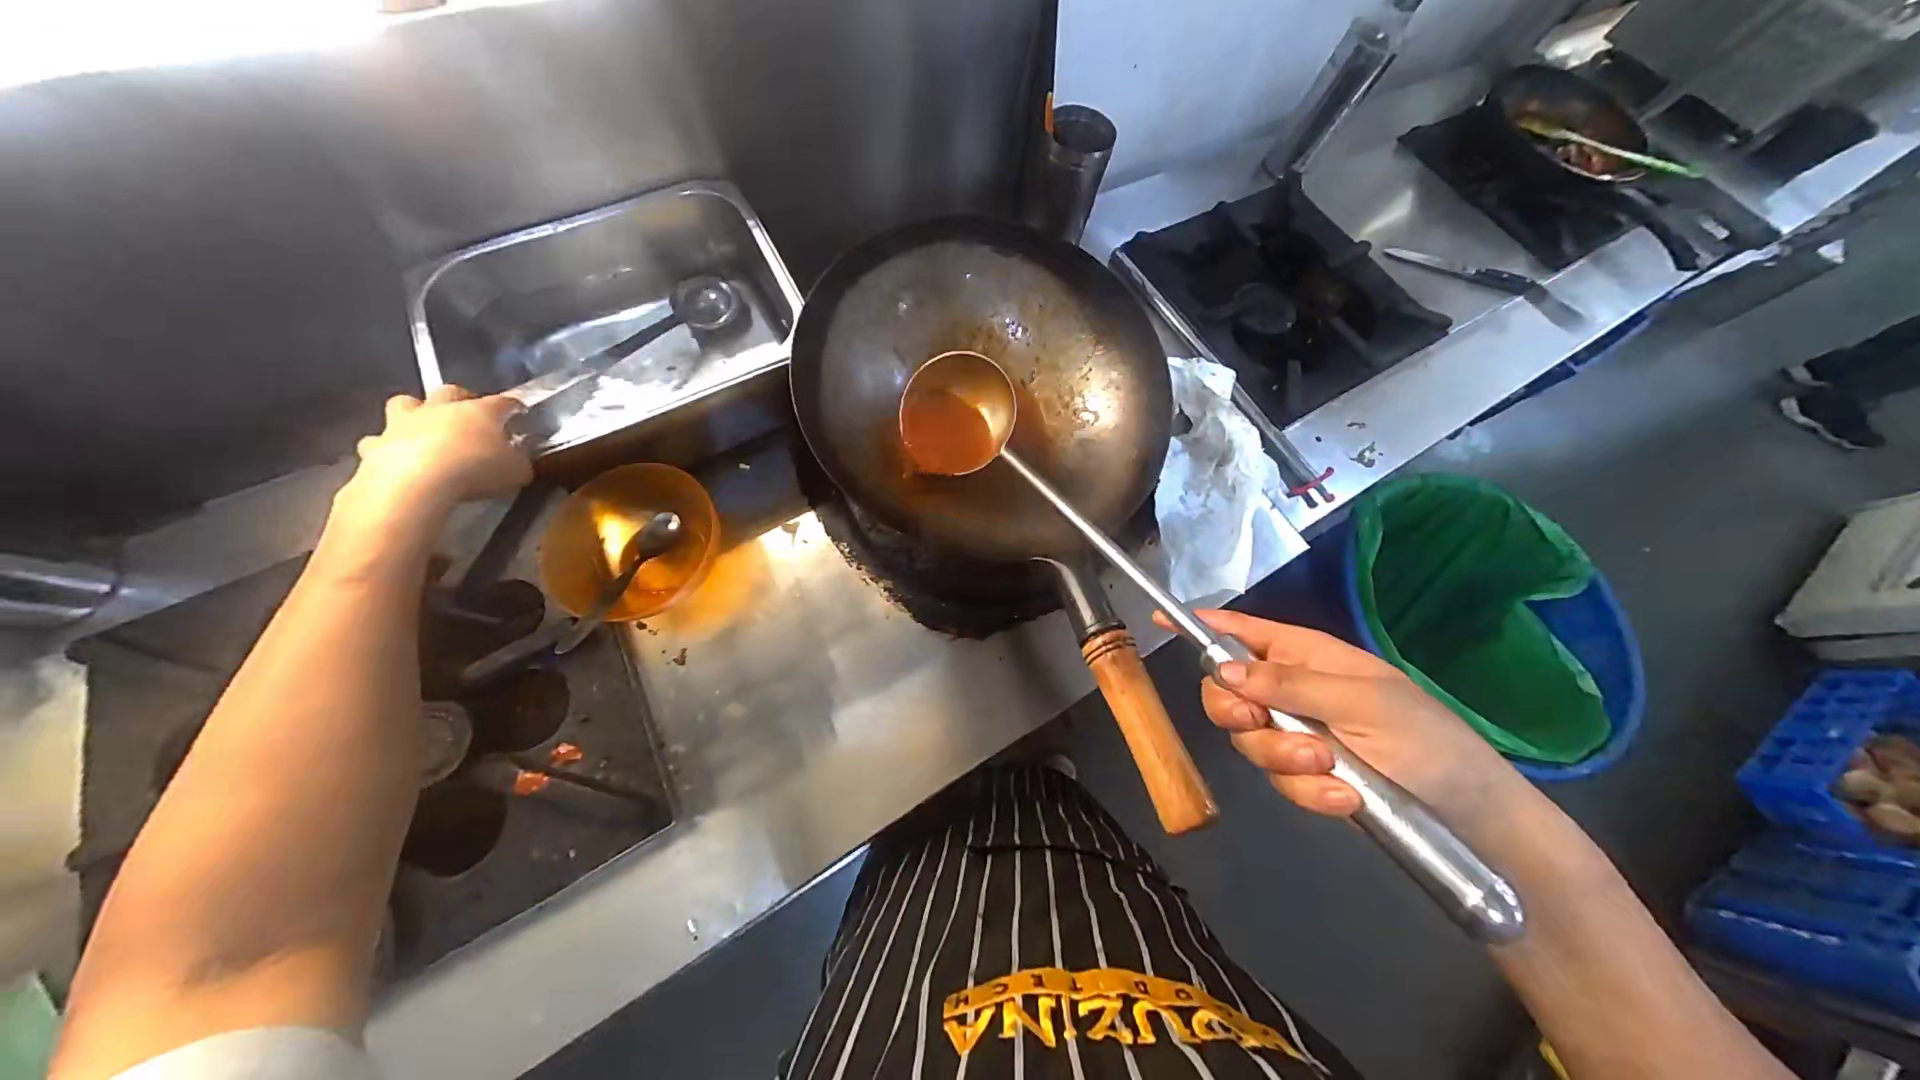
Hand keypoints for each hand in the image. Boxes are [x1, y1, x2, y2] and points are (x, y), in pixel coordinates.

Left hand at [352, 386, 532, 508]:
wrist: (415, 483)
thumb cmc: (475, 470)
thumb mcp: (516, 472)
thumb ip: (518, 462)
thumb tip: (517, 461)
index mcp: (479, 411)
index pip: (502, 402)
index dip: (512, 406)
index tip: (518, 411)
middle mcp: (440, 409)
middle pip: (449, 392)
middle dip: (459, 398)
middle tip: (468, 413)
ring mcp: (403, 424)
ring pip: (404, 404)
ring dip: (413, 413)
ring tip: (422, 429)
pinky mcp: (375, 446)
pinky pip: (377, 441)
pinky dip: (384, 447)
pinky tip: (392, 459)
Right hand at [1166, 609, 1518, 822]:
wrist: (1472, 814)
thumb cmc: (1427, 738)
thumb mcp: (1364, 700)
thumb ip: (1290, 684)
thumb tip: (1223, 670)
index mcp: (1307, 656)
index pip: (1243, 632)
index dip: (1203, 626)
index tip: (1160, 619)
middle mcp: (1292, 691)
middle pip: (1226, 691)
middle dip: (1236, 711)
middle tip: (1257, 722)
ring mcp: (1295, 735)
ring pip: (1247, 739)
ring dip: (1283, 757)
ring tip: (1330, 768)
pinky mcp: (1304, 776)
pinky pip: (1277, 780)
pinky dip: (1306, 791)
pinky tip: (1341, 798)